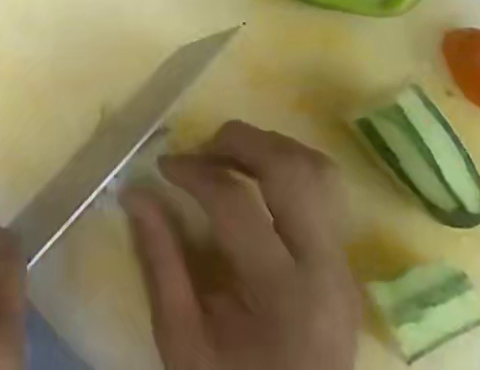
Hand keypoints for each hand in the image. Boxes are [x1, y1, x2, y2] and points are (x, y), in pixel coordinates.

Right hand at [123, 121, 359, 369]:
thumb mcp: (181, 337)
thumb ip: (160, 260)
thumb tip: (135, 191)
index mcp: (282, 294)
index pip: (236, 202)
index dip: (193, 171)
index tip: (161, 165)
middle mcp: (325, 268)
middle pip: (292, 170)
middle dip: (239, 141)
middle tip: (198, 149)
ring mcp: (343, 262)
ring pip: (317, 169)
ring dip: (267, 147)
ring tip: (225, 157)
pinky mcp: (344, 260)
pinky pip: (323, 190)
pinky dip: (285, 168)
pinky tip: (252, 181)